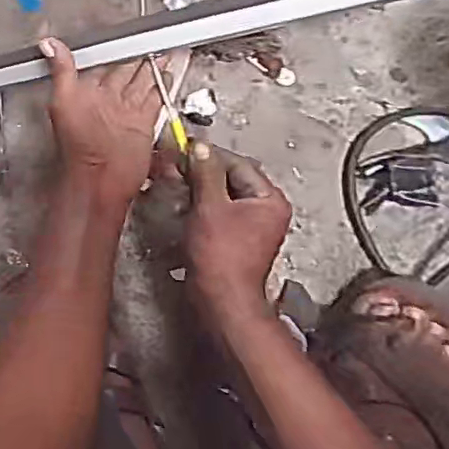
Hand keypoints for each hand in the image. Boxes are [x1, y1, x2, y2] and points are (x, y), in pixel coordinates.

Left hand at [42, 38, 161, 203]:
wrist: (99, 179)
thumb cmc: (77, 147)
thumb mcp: (63, 102)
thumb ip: (61, 72)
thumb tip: (48, 44)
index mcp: (90, 92)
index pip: (105, 65)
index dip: (115, 50)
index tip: (124, 36)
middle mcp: (110, 100)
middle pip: (127, 71)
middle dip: (138, 56)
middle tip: (150, 40)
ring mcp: (127, 111)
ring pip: (143, 82)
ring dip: (153, 67)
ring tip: (163, 52)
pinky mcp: (143, 123)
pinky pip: (156, 98)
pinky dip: (163, 85)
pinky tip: (168, 74)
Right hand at [184, 140, 291, 319]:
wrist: (221, 300)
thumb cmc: (222, 260)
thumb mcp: (210, 206)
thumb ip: (205, 173)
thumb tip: (201, 148)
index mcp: (269, 200)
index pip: (238, 163)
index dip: (209, 156)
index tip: (186, 150)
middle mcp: (265, 212)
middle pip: (231, 178)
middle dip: (203, 173)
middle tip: (179, 168)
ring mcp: (251, 227)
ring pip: (222, 196)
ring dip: (200, 190)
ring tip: (180, 189)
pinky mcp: (235, 239)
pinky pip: (218, 213)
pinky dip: (201, 207)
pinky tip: (186, 209)